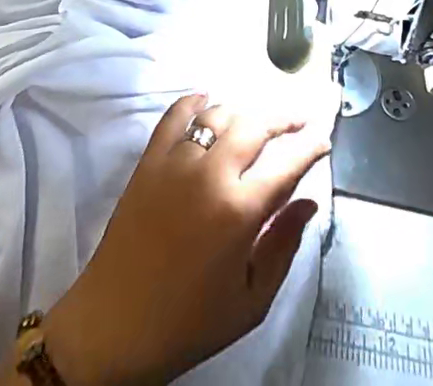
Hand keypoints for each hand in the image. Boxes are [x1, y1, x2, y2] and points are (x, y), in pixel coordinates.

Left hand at [41, 95, 330, 385]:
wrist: (109, 332)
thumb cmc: (187, 323)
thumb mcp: (251, 301)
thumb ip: (284, 246)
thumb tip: (308, 204)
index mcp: (240, 212)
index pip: (288, 164)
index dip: (311, 148)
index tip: (323, 141)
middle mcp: (211, 177)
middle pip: (256, 127)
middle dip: (284, 120)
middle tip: (298, 122)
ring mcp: (176, 166)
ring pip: (218, 116)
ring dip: (243, 115)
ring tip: (255, 124)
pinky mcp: (147, 165)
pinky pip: (173, 118)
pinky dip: (193, 102)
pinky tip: (206, 99)